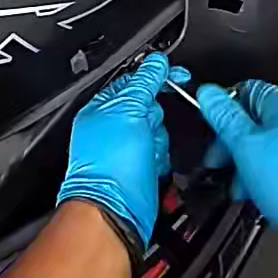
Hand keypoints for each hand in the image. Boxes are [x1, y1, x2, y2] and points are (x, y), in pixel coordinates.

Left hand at [59, 52, 188, 245]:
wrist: (114, 215)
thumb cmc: (109, 168)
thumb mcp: (128, 111)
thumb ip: (143, 83)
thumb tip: (156, 62)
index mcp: (102, 109)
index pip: (133, 80)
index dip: (155, 76)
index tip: (176, 75)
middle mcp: (113, 129)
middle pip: (150, 105)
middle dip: (155, 116)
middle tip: (147, 128)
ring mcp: (128, 151)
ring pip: (159, 130)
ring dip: (160, 140)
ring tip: (148, 153)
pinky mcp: (142, 171)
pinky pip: (163, 154)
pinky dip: (163, 159)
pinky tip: (154, 166)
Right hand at [196, 80, 277, 277]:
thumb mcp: (247, 149)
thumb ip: (225, 118)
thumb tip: (208, 93)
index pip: (247, 90)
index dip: (224, 107)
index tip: (213, 128)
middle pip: (257, 120)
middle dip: (234, 143)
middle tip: (221, 164)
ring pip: (270, 145)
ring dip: (249, 164)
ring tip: (242, 188)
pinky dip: (270, 176)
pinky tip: (263, 195)